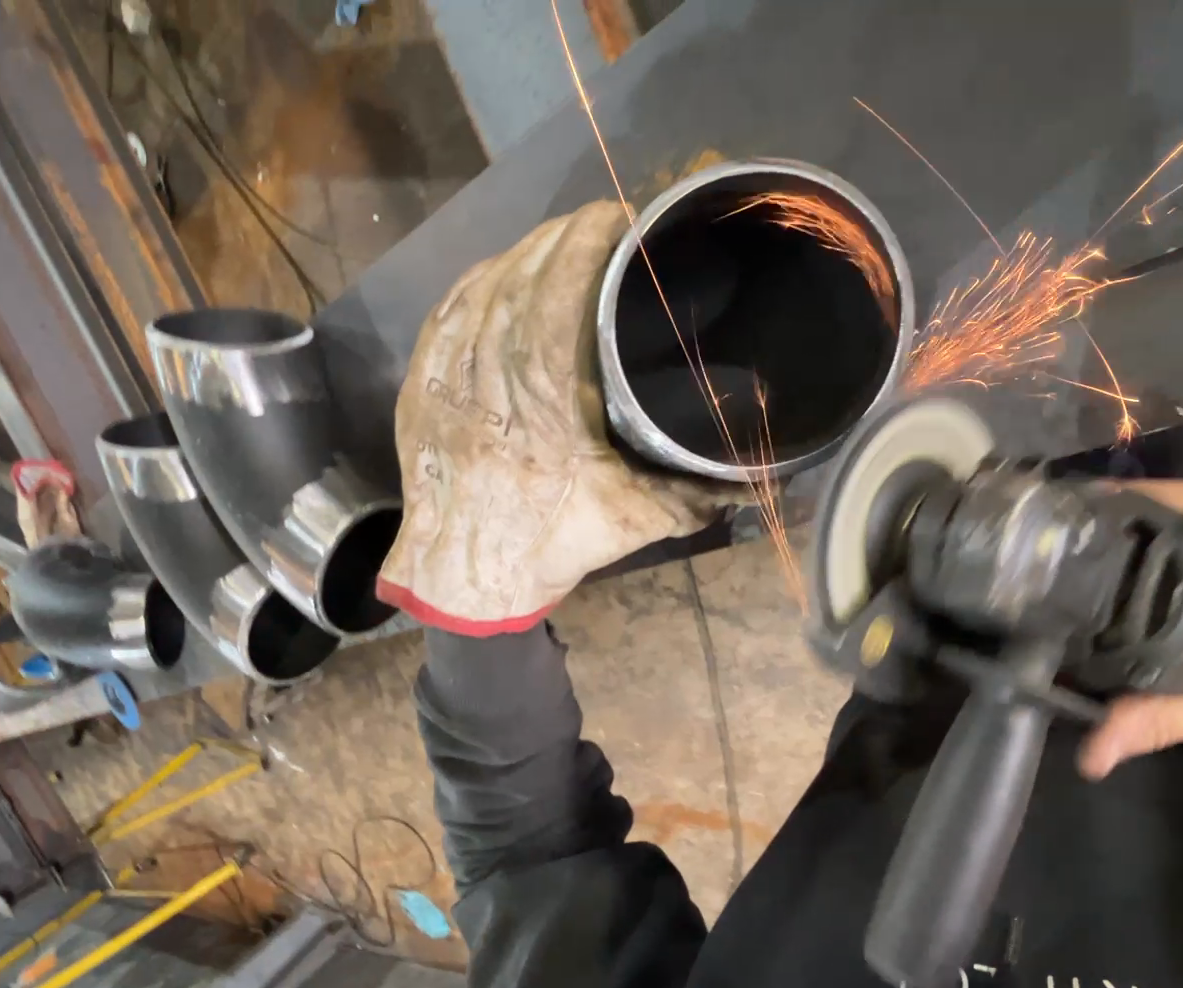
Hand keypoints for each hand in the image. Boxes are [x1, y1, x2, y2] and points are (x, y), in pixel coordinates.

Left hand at [377, 201, 726, 634]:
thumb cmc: (553, 543)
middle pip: (520, 284)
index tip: (614, 219)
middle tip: (596, 221)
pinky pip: (446, 314)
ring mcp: (447, 382)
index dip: (583, 249)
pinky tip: (502, 265)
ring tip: (557, 236)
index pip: (557, 302)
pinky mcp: (419, 386)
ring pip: (481, 293)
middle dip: (560, 240)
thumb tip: (763, 472)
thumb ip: (699, 491)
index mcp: (545, 408)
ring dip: (521, 254)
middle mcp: (490, 383)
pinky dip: (476, 281)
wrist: (468, 573)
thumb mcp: (637, 521)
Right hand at [1079, 453, 1182, 778]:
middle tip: (1057, 594)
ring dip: (1128, 547)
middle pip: (1134, 506)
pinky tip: (1141, 577)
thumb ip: (1161, 717)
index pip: (1118, 506)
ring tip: (1090, 589)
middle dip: (1098, 549)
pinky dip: (1162, 541)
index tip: (1035, 578)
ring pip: (1157, 508)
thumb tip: (1088, 757)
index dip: (1072, 542)